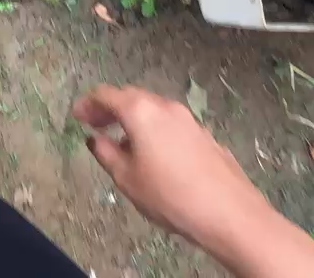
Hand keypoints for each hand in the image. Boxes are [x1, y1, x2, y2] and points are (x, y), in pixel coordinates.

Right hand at [71, 85, 313, 277]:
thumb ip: (105, 153)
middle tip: (97, 125)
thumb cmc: (171, 196)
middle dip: (110, 109)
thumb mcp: (126, 178)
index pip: (104, 94)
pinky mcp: (208, 138)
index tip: (78, 117)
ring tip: (126, 143)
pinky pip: (173, 126)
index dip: (87, 104)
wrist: (235, 218)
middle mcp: (164, 107)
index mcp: (139, 110)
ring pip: (153, 111)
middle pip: (130, 98)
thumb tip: (97, 140)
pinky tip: (158, 156)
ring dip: (135, 120)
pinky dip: (157, 131)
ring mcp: (190, 121)